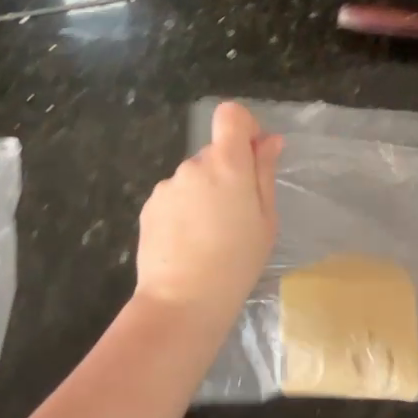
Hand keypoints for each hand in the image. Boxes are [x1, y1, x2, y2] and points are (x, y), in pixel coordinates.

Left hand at [135, 101, 283, 325]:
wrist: (182, 302)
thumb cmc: (236, 263)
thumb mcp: (266, 219)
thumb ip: (264, 172)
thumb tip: (268, 140)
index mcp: (227, 164)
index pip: (230, 115)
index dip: (244, 128)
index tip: (252, 157)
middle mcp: (194, 165)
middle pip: (214, 152)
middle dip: (227, 172)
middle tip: (237, 216)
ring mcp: (167, 185)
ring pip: (194, 177)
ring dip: (204, 193)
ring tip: (210, 236)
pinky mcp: (149, 205)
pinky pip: (175, 196)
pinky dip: (184, 210)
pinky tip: (188, 242)